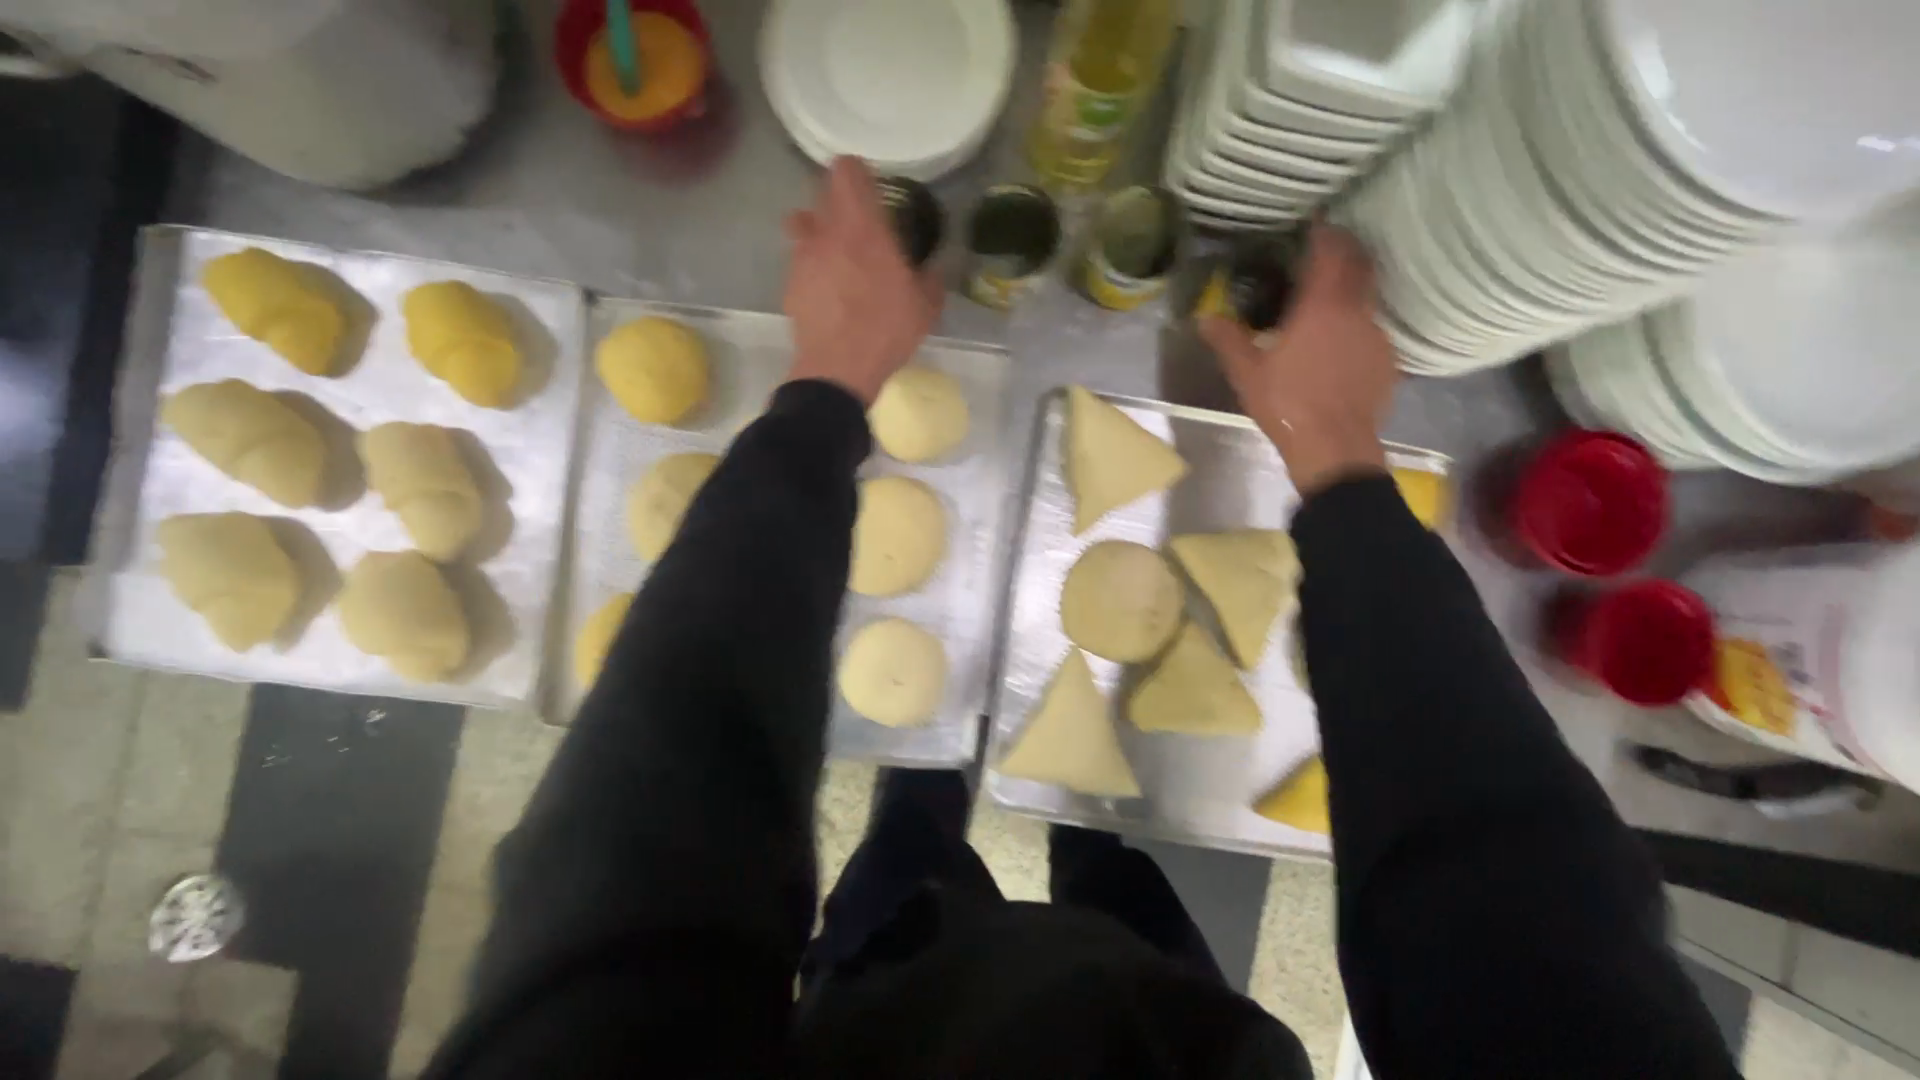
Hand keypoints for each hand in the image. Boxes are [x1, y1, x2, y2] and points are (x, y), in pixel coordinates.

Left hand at [782, 157, 943, 404]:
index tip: (872, 189)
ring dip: (816, 230)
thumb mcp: (925, 307)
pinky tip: (827, 292)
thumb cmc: (886, 331)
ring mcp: (803, 258)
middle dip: (838, 201)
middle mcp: (827, 232)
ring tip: (835, 256)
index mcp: (863, 227)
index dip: (858, 174)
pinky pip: (799, 262)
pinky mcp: (789, 284)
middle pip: (821, 191)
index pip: (847, 171)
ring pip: (802, 224)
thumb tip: (934, 269)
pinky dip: (811, 267)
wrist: (838, 370)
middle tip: (857, 224)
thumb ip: (930, 279)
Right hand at [1201, 223, 1397, 496]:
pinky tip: (1340, 343)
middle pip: (1360, 267)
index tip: (1317, 223)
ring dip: (1352, 290)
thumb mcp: (1248, 373)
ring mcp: (1377, 335)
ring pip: (1368, 298)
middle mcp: (1357, 311)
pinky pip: (1372, 331)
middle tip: (1327, 250)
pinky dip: (1357, 325)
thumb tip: (1205, 316)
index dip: (1325, 234)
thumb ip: (1228, 339)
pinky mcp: (1387, 360)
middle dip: (1345, 253)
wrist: (1334, 447)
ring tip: (1330, 299)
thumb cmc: (1287, 403)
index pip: (1331, 253)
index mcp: (1322, 306)